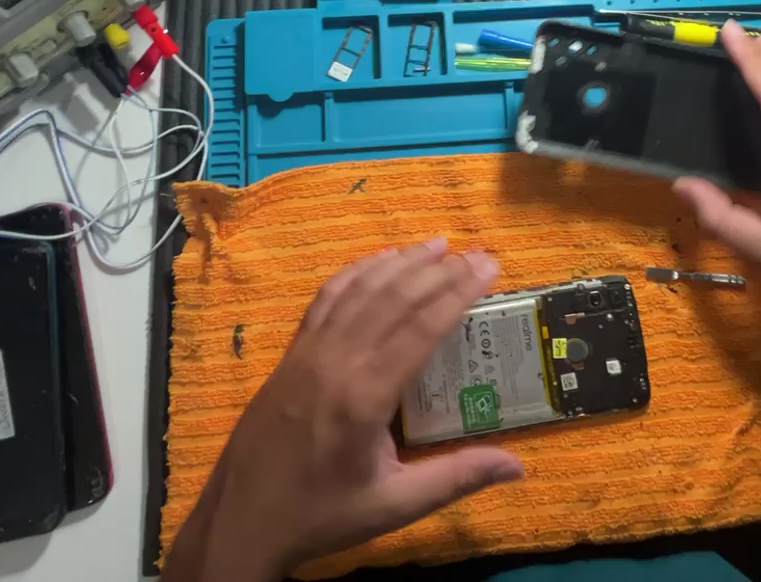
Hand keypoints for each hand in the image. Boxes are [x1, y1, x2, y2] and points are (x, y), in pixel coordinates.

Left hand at [163, 238, 524, 581]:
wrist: (240, 518)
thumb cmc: (322, 512)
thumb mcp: (393, 506)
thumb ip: (457, 479)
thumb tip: (520, 467)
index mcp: (365, 397)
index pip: (421, 327)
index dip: (458, 291)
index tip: (489, 266)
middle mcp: (338, 360)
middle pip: (395, 298)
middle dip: (441, 270)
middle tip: (477, 252)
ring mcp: (311, 349)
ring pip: (362, 288)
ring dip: (402, 261)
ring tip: (438, 243)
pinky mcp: (294, 348)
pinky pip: (329, 296)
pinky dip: (358, 271)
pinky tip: (381, 259)